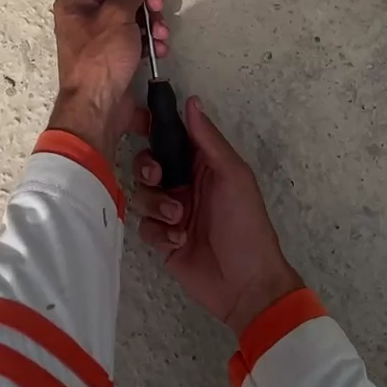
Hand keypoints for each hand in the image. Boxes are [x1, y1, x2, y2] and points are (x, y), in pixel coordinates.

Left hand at [47, 0, 167, 153]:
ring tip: (160, 33)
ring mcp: (101, 36)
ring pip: (132, 15)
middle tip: (157, 5)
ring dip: (151, 21)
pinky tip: (158, 48)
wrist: (98, 108)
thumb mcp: (117, 17)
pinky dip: (149, 40)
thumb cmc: (98, 65)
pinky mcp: (114, 54)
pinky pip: (135, 37)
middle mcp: (85, 17)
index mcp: (77, 2)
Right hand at [133, 98, 304, 333]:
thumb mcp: (232, 176)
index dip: (155, 130)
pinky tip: (178, 240)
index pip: (172, 138)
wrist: (245, 284)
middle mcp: (185, 183)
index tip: (141, 124)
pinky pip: (144, 226)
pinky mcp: (163, 239)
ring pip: (143, 194)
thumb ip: (208, 140)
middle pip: (148, 163)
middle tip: (157, 177)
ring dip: (157, 204)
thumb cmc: (245, 224)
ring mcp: (172, 212)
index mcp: (203, 164)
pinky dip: (159, 231)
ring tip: (179, 219)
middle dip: (147, 168)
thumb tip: (192, 101)